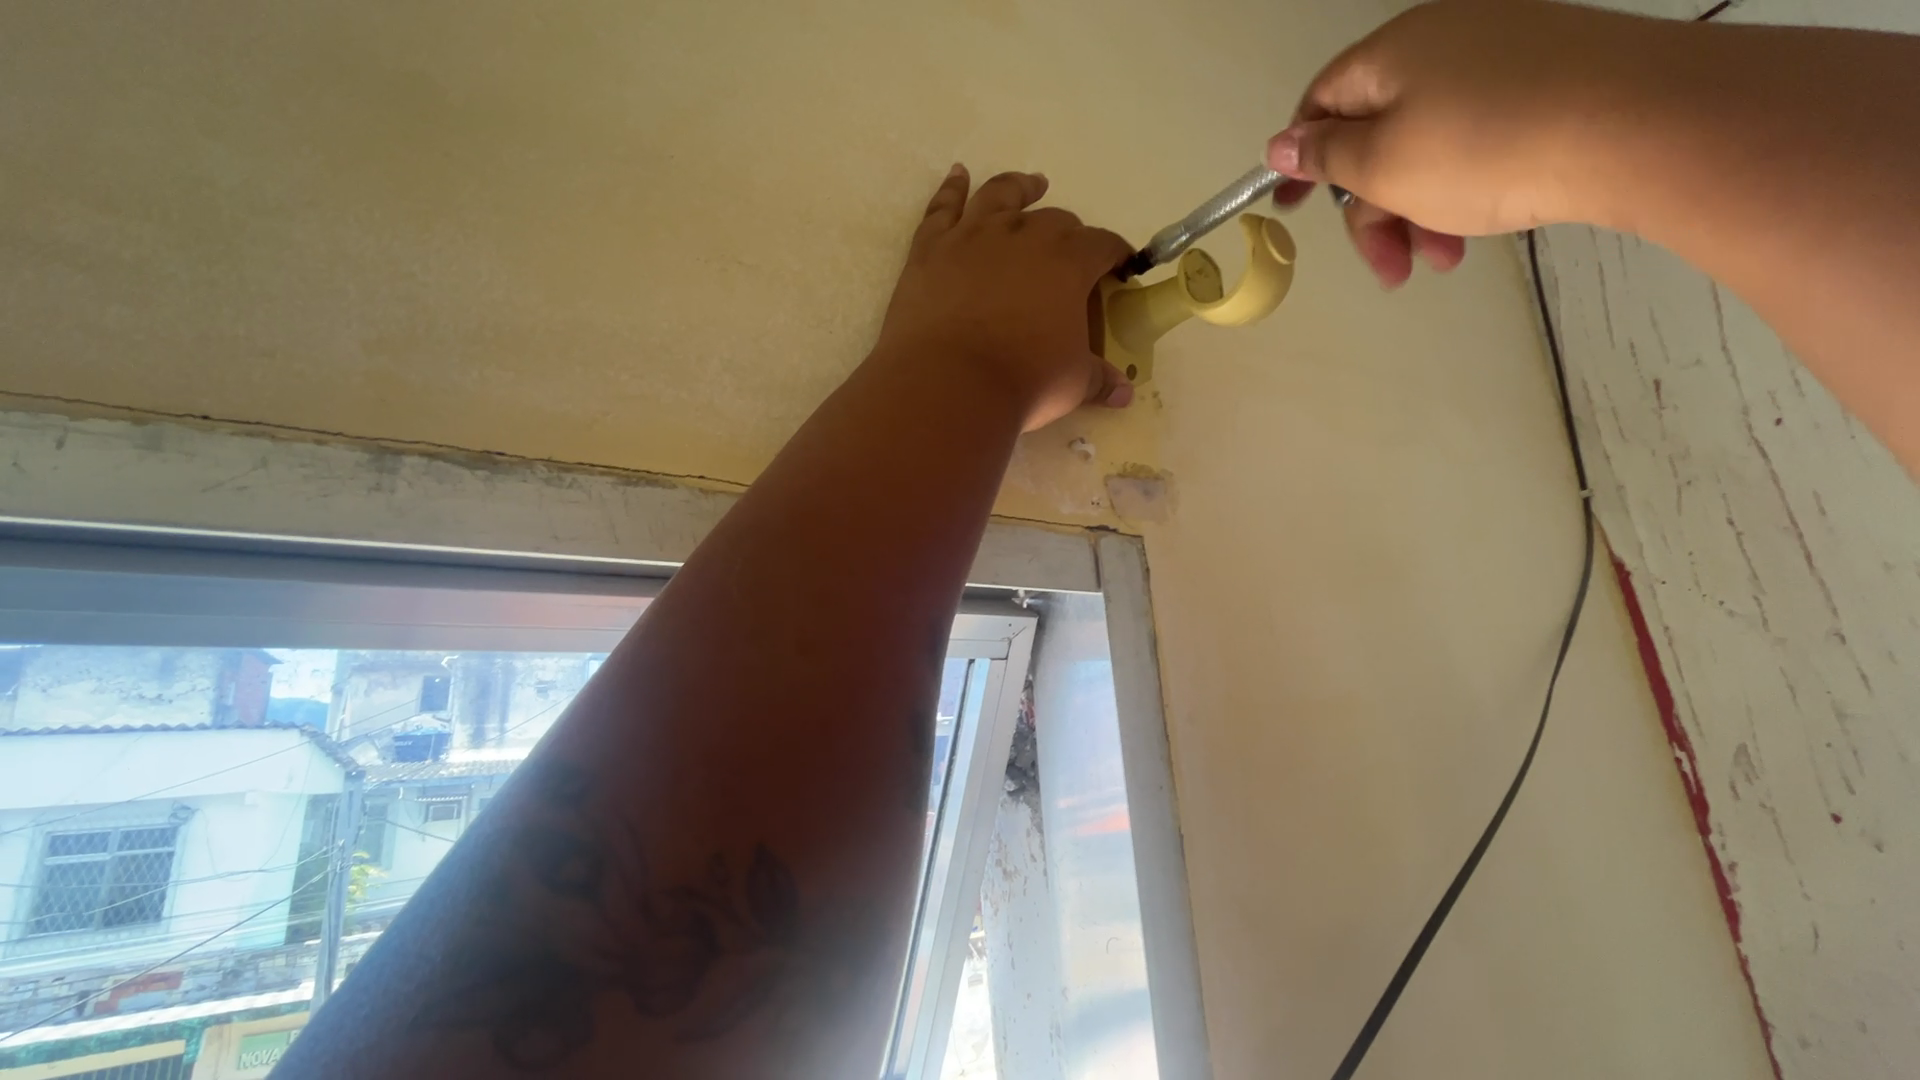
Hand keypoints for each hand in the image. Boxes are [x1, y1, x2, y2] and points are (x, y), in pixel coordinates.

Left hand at [876, 165, 1135, 431]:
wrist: (947, 382)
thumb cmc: (1022, 382)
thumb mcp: (1071, 384)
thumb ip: (1099, 379)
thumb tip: (1124, 393)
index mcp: (1068, 262)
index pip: (1102, 246)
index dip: (1115, 255)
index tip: (1120, 267)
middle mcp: (1024, 235)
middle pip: (1055, 221)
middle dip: (1070, 233)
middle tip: (1070, 252)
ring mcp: (973, 235)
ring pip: (1001, 195)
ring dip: (1020, 187)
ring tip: (1031, 184)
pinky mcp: (931, 248)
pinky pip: (942, 207)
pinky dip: (951, 188)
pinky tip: (958, 175)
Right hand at [1266, 0, 1671, 286]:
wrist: (1639, 123)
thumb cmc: (1482, 147)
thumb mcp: (1381, 162)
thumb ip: (1324, 155)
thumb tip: (1279, 144)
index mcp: (1393, 52)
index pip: (1322, 102)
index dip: (1303, 158)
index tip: (1293, 208)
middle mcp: (1445, 40)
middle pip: (1378, 132)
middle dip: (1373, 209)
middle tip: (1388, 265)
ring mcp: (1505, 54)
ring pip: (1430, 143)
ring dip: (1419, 211)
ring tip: (1439, 262)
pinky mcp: (1550, 76)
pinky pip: (1479, 136)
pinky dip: (1464, 186)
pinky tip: (1477, 226)